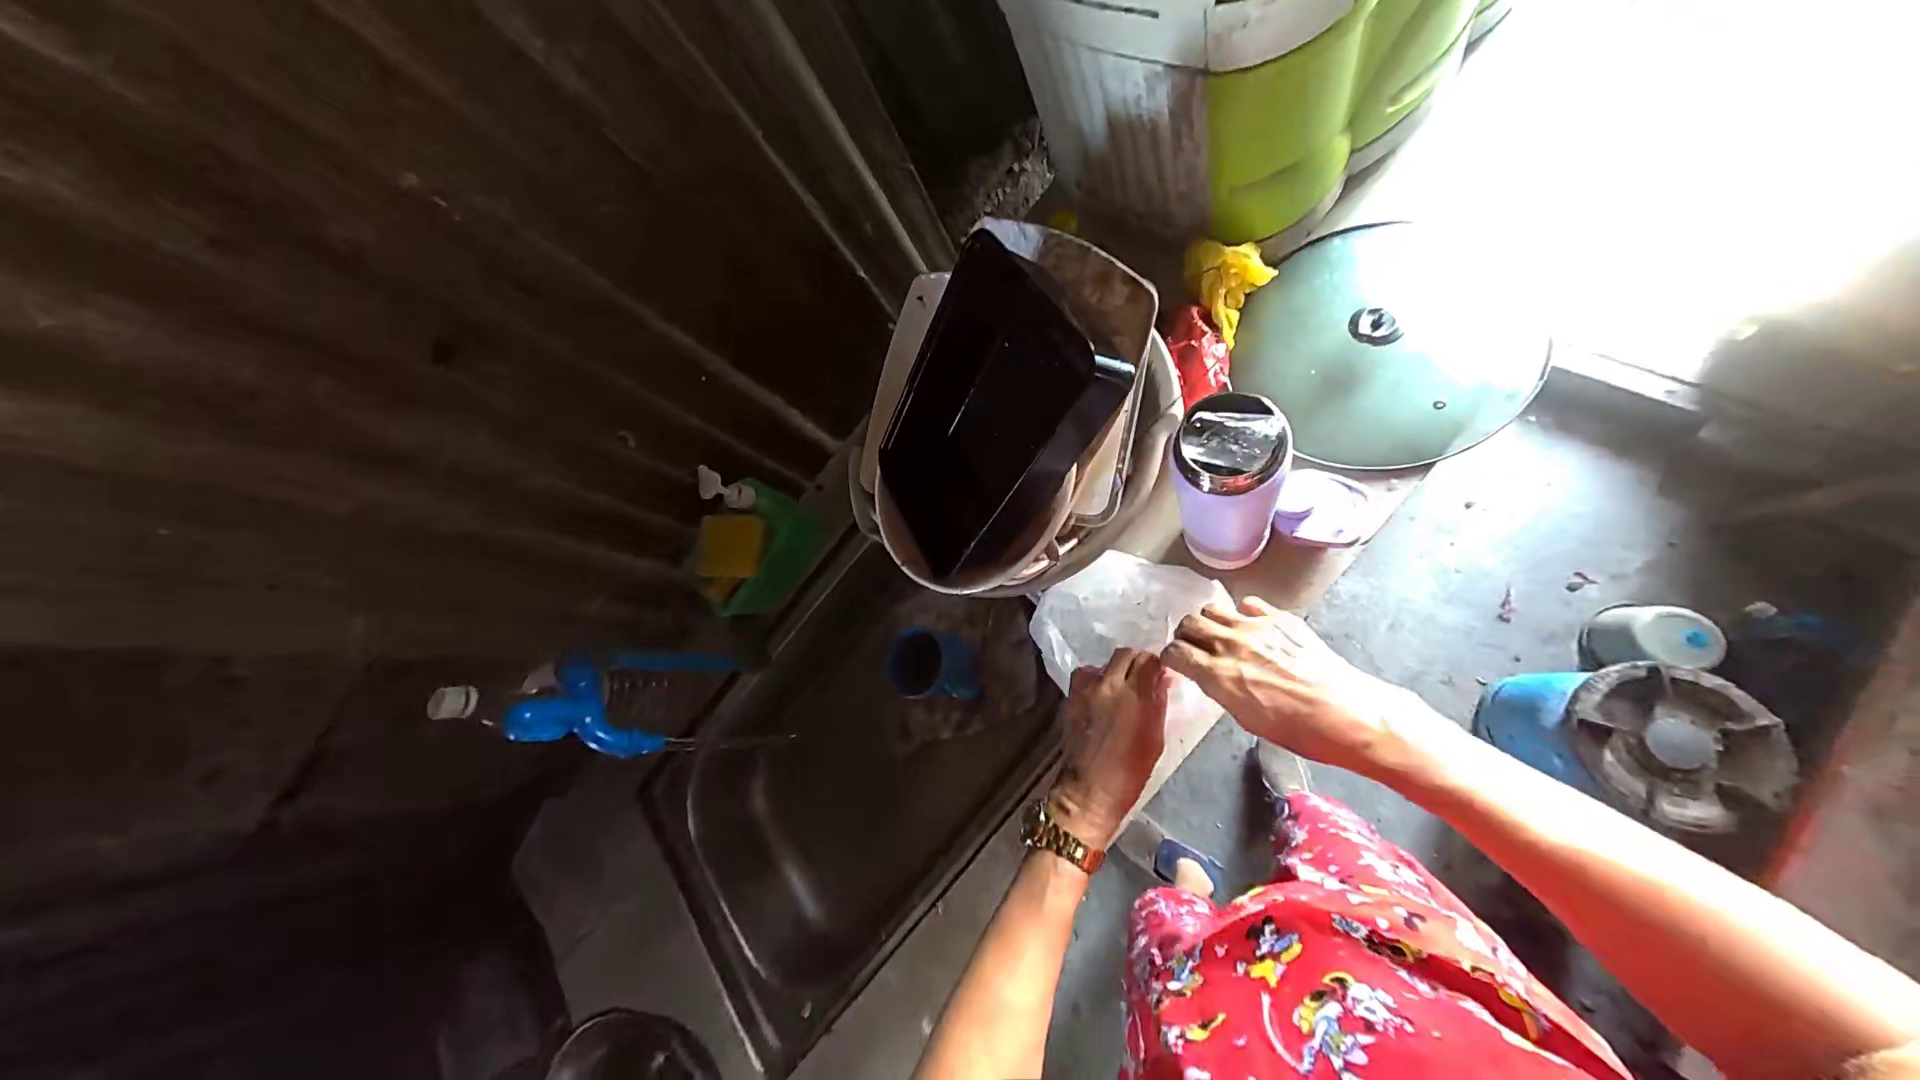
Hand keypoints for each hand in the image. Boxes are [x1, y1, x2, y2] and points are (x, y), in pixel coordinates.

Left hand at [1050, 648, 1169, 851]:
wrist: (1089, 790)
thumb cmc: (1130, 771)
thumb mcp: (1155, 738)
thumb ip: (1157, 702)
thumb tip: (1161, 678)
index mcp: (1135, 695)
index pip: (1149, 660)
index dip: (1156, 664)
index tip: (1159, 674)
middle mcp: (1109, 684)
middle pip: (1125, 654)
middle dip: (1136, 662)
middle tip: (1141, 678)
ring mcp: (1086, 689)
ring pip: (1103, 663)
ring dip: (1114, 670)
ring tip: (1120, 688)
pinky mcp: (1071, 696)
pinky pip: (1085, 676)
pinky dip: (1095, 680)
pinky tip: (1101, 696)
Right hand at [1161, 597, 1456, 781]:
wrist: (1349, 713)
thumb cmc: (1299, 730)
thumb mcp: (1247, 719)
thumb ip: (1221, 689)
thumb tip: (1210, 675)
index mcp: (1218, 675)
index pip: (1175, 651)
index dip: (1173, 657)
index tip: (1177, 661)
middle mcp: (1231, 645)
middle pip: (1189, 623)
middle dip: (1186, 635)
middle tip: (1195, 645)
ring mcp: (1256, 627)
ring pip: (1213, 609)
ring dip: (1211, 621)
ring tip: (1222, 634)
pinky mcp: (1281, 618)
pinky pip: (1248, 604)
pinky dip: (1243, 614)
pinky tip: (1253, 628)